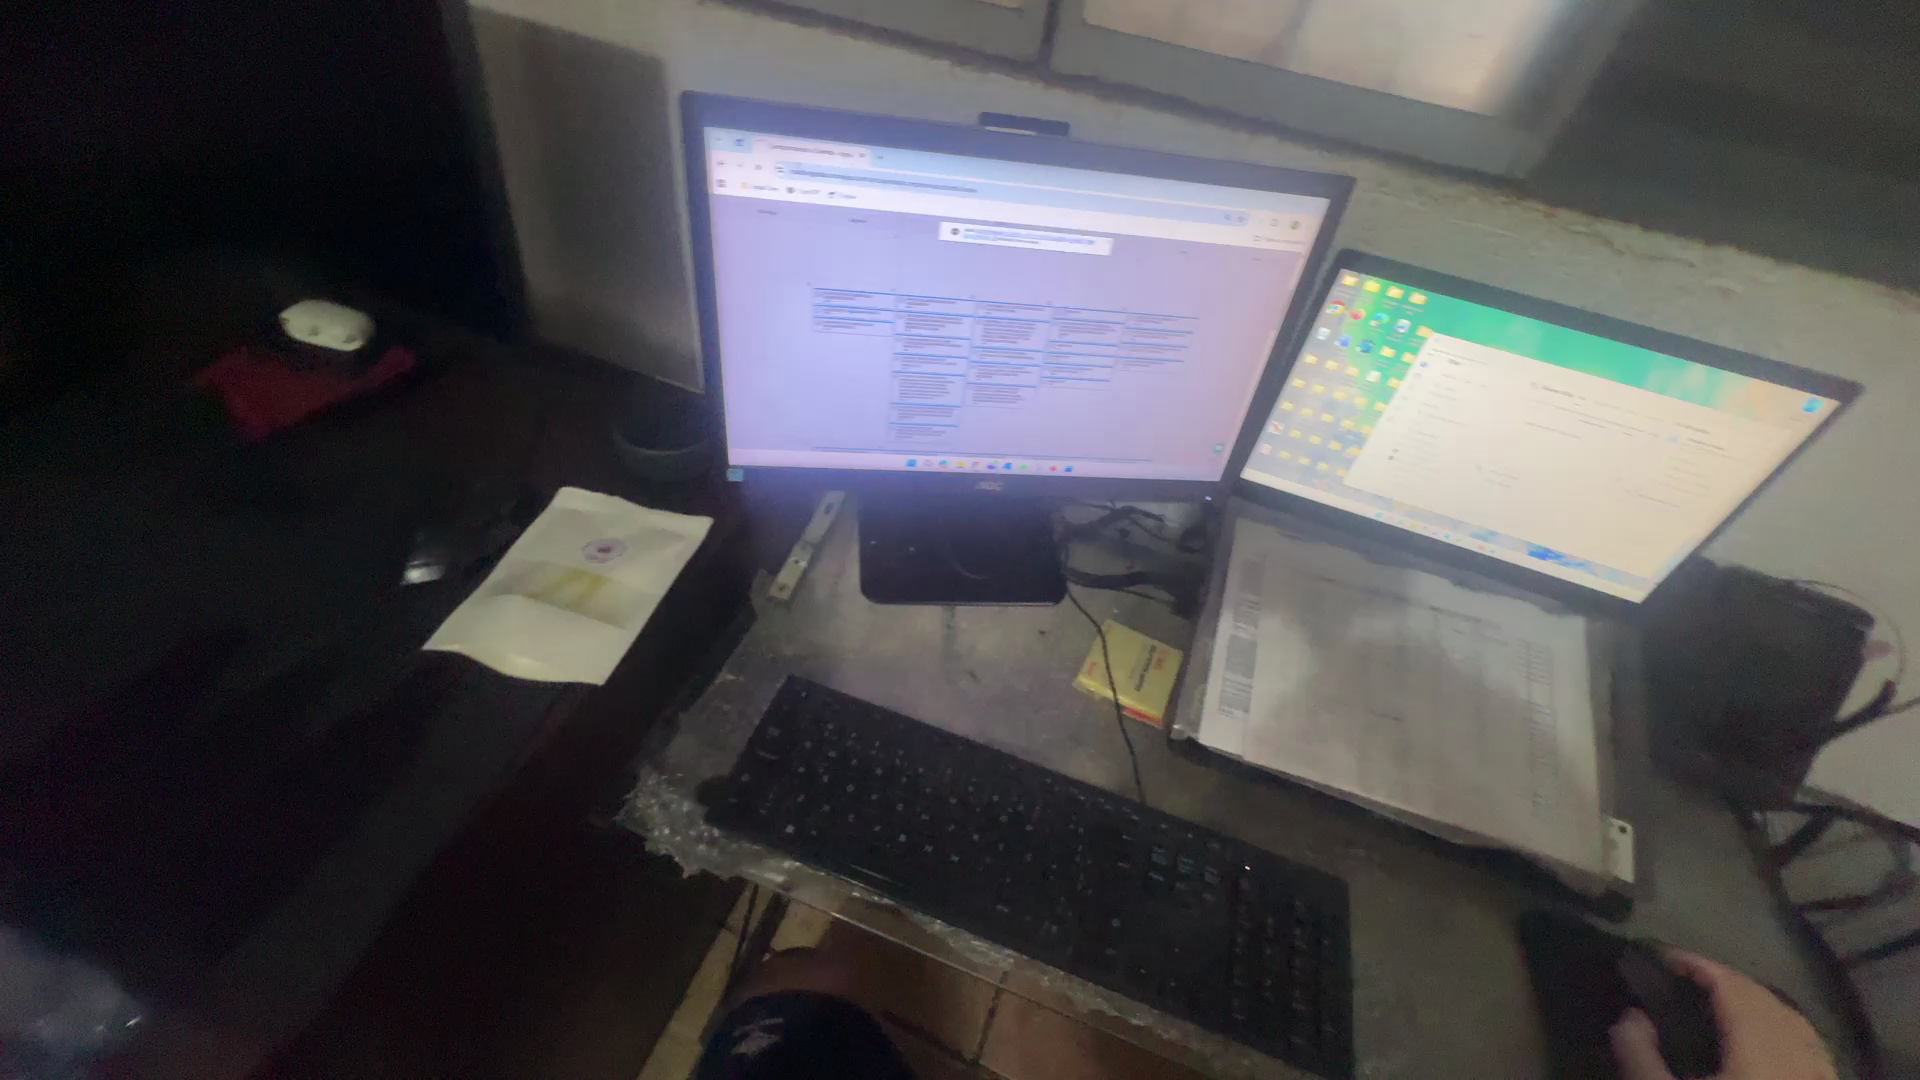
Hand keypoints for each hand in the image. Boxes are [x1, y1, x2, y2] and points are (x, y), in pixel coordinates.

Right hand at [1609, 949, 1835, 1079]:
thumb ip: (1637, 1049)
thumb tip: (1632, 1014)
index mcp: (1758, 1054)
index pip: (1733, 988)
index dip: (1697, 963)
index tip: (1660, 955)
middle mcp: (1797, 1060)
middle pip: (1766, 999)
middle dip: (1723, 977)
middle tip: (1682, 973)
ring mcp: (1818, 1077)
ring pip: (1796, 1022)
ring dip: (1755, 999)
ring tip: (1718, 996)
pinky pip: (1812, 1047)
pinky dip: (1782, 1026)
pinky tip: (1759, 1033)